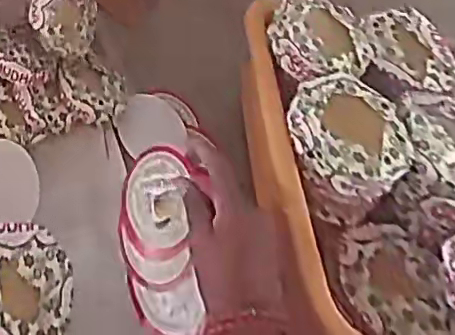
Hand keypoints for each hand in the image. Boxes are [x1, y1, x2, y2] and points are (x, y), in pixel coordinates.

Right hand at [183, 132, 285, 323]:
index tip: (189, 139)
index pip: (219, 164)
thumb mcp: (199, 240)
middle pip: (229, 181)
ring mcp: (266, 225)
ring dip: (219, 195)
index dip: (202, 147)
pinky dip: (230, 210)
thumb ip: (192, 205)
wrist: (251, 319)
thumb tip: (184, 182)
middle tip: (188, 170)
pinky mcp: (270, 240)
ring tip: (199, 198)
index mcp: (236, 205)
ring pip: (237, 198)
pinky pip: (246, 213)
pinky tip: (216, 219)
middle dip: (208, 175)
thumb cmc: (222, 282)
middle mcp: (256, 209)